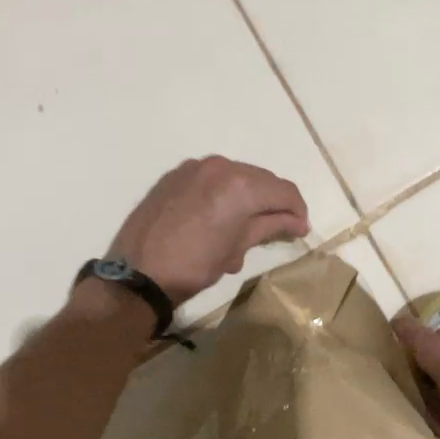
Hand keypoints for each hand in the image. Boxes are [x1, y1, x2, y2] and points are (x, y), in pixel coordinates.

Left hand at [107, 157, 310, 302]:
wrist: (138, 273)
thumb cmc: (193, 267)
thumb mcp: (236, 249)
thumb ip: (269, 227)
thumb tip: (296, 222)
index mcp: (240, 185)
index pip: (283, 190)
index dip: (297, 211)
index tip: (301, 229)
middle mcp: (220, 166)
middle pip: (261, 179)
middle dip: (273, 203)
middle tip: (277, 229)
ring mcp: (194, 167)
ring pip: (236, 176)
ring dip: (248, 198)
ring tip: (245, 228)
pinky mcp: (175, 175)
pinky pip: (211, 179)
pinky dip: (223, 194)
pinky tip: (219, 218)